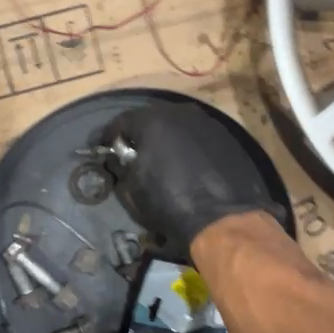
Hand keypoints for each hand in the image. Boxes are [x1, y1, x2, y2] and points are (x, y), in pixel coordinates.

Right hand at [103, 103, 287, 258]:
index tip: (103, 150)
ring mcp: (209, 123)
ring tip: (164, 161)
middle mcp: (182, 113)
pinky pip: (200, 139)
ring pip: (180, 127)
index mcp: (153, 120)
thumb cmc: (170, 203)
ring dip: (168, 140)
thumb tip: (120, 161)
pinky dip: (191, 149)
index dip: (109, 137)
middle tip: (134, 155)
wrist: (224, 219)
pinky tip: (189, 167)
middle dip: (141, 136)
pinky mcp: (229, 139)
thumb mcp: (132, 190)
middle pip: (153, 120)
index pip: (121, 122)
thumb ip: (121, 168)